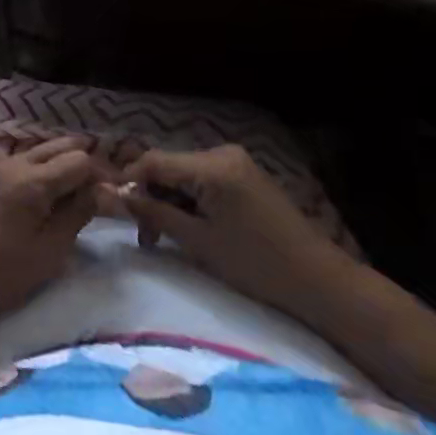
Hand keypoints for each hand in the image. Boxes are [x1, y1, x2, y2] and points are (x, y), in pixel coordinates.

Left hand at [0, 137, 110, 322]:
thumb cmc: (14, 270)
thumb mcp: (56, 245)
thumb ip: (82, 209)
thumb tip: (109, 188)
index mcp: (32, 180)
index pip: (80, 159)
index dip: (100, 175)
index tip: (114, 197)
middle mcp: (18, 162)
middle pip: (65, 145)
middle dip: (87, 164)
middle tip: (102, 194)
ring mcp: (7, 165)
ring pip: (50, 149)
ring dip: (70, 164)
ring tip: (85, 195)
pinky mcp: (3, 174)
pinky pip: (36, 158)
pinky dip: (54, 167)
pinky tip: (63, 193)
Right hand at [113, 146, 351, 313]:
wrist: (320, 282)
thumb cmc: (256, 264)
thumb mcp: (198, 241)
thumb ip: (154, 213)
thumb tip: (116, 195)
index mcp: (212, 165)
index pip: (154, 161)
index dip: (130, 182)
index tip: (115, 209)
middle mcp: (222, 152)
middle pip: (169, 166)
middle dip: (151, 196)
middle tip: (145, 234)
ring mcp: (236, 162)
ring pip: (184, 174)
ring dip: (170, 200)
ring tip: (165, 235)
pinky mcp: (244, 175)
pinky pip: (203, 179)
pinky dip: (190, 199)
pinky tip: (190, 225)